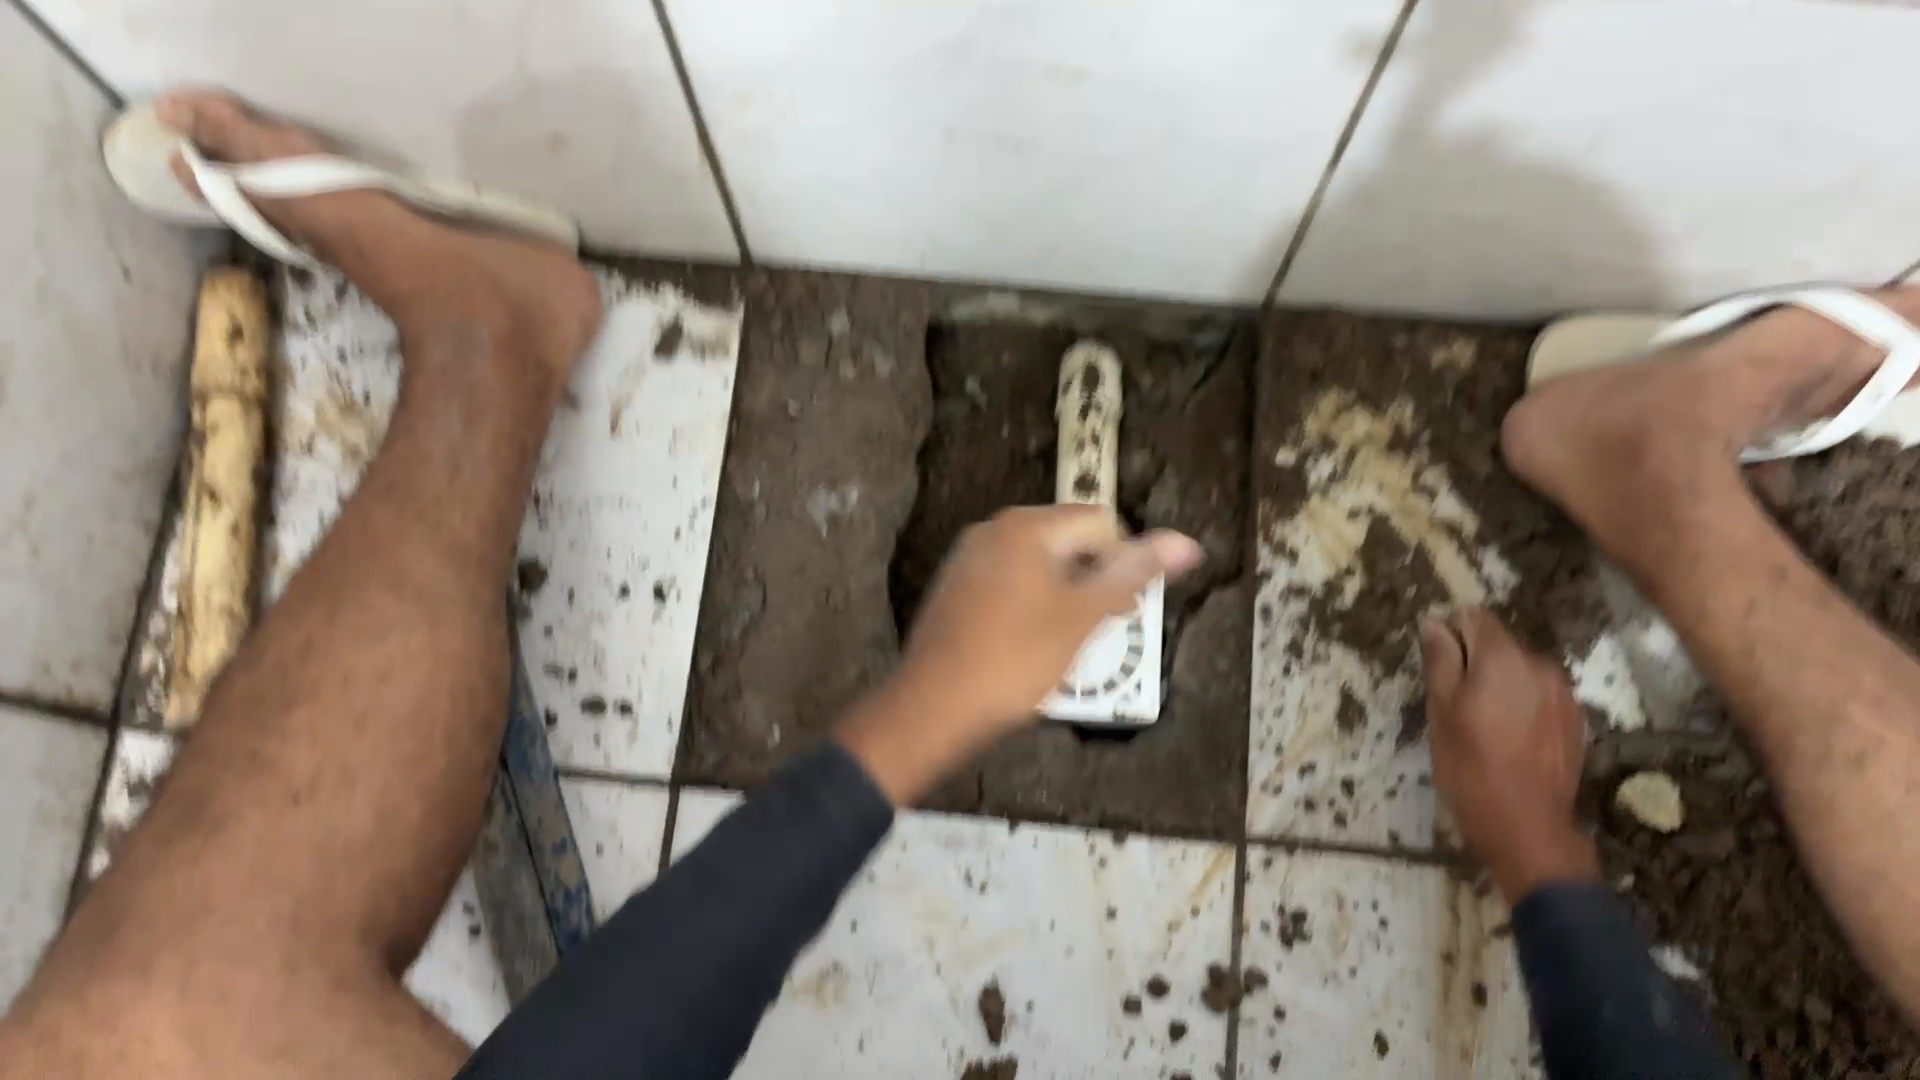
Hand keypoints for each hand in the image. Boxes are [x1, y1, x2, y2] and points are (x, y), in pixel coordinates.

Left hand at [837, 505, 1202, 804]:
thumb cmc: (1013, 662)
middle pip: (1069, 539)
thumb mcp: (1082, 619)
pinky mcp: (955, 587)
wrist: (932, 707)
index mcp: (1025, 526)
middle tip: (1098, 628)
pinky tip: (1028, 644)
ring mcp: (968, 557)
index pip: (1102, 522)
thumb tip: (1185, 542)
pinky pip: (1009, 581)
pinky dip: (1031, 603)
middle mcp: (993, 529)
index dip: (1123, 563)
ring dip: (1064, 594)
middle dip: (1093, 578)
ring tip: (1066, 642)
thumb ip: (1133, 574)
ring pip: (1039, 563)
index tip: (1122, 610)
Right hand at [1422, 607, 1599, 902]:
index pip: (1476, 617)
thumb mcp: (1440, 709)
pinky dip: (1521, 703)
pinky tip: (1508, 736)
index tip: (1437, 659)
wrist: (1526, 824)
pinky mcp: (1576, 721)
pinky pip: (1540, 695)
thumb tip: (1436, 623)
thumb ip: (1440, 660)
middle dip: (1475, 660)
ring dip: (1499, 683)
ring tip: (1481, 720)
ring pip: (1521, 671)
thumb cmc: (1469, 763)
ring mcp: (1564, 694)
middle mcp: (1541, 665)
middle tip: (1453, 698)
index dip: (1452, 630)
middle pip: (1500, 644)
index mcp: (1504, 658)